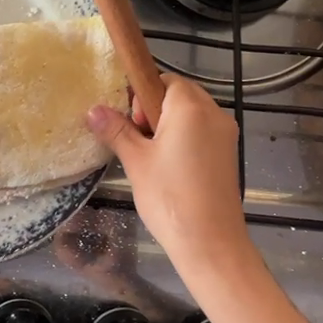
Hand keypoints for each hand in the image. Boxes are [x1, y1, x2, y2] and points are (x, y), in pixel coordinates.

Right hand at [87, 73, 246, 270]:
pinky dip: (184, 140)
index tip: (131, 124)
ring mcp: (226, 135)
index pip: (164, 78)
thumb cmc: (169, 196)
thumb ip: (115, 130)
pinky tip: (170, 169)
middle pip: (179, 94)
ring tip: (152, 159)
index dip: (142, 96)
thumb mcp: (135, 161)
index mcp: (191, 107)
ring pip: (191, 115)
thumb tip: (93, 110)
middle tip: (139, 142)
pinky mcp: (229, 155)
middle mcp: (214, 113)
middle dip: (154, 111)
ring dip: (169, 127)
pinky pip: (202, 133)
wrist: (210, 244)